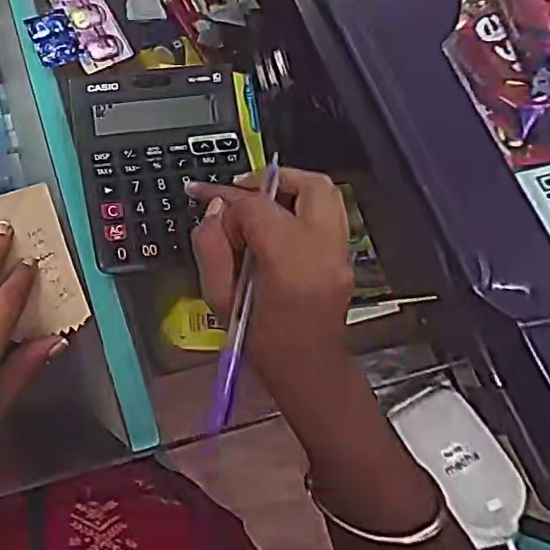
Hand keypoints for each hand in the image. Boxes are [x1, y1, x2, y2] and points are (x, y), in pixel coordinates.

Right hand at [188, 167, 353, 370]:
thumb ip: (210, 245)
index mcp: (289, 259)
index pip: (256, 206)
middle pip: (307, 184)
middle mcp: (323, 247)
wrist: (306, 369)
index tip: (204, 197)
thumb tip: (216, 210)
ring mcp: (340, 251)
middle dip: (269, 180)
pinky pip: (327, 213)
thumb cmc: (257, 338)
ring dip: (288, 190)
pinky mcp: (344, 256)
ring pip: (324, 193)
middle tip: (240, 190)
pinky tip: (275, 225)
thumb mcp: (217, 296)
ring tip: (258, 204)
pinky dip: (300, 206)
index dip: (226, 198)